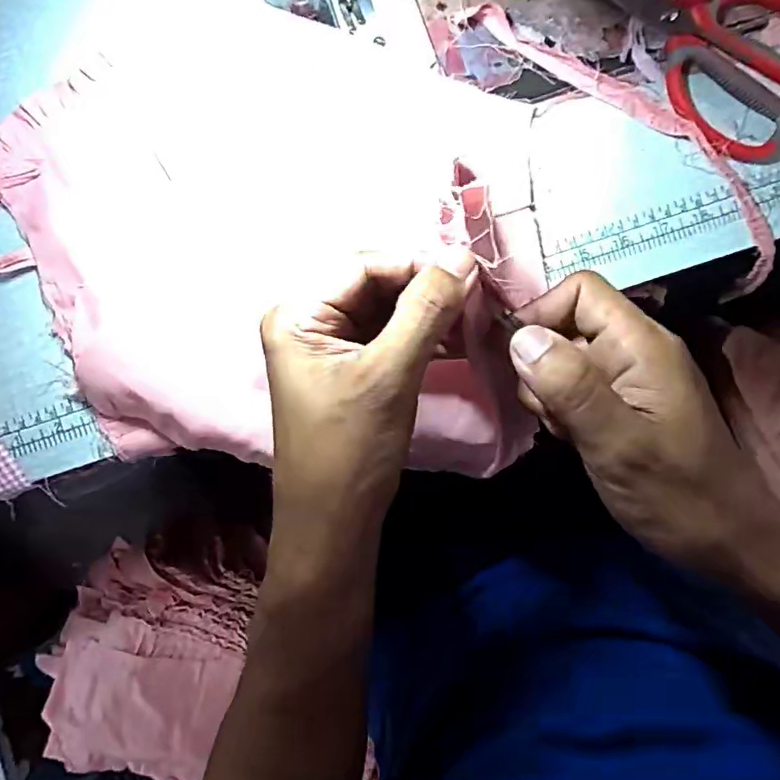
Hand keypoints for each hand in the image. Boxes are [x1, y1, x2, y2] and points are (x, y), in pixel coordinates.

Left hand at [261, 247, 478, 572]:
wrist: (336, 523)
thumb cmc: (350, 450)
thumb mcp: (390, 374)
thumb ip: (426, 311)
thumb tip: (463, 256)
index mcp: (298, 314)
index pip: (364, 265)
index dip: (418, 264)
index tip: (471, 273)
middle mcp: (310, 319)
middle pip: (378, 283)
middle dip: (430, 288)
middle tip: (480, 295)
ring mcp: (332, 343)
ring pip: (392, 307)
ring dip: (434, 310)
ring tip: (478, 316)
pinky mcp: (355, 364)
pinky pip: (395, 333)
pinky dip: (428, 333)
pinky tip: (462, 337)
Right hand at [508, 272, 779, 577]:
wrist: (725, 541)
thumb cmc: (675, 493)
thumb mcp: (617, 442)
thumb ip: (570, 386)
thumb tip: (520, 336)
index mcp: (641, 343)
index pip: (581, 291)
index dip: (541, 313)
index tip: (516, 360)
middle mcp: (635, 349)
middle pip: (568, 324)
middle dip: (542, 363)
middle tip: (550, 413)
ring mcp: (630, 378)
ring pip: (566, 359)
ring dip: (550, 392)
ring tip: (566, 433)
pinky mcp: (623, 404)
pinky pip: (577, 388)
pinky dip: (564, 410)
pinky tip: (574, 441)